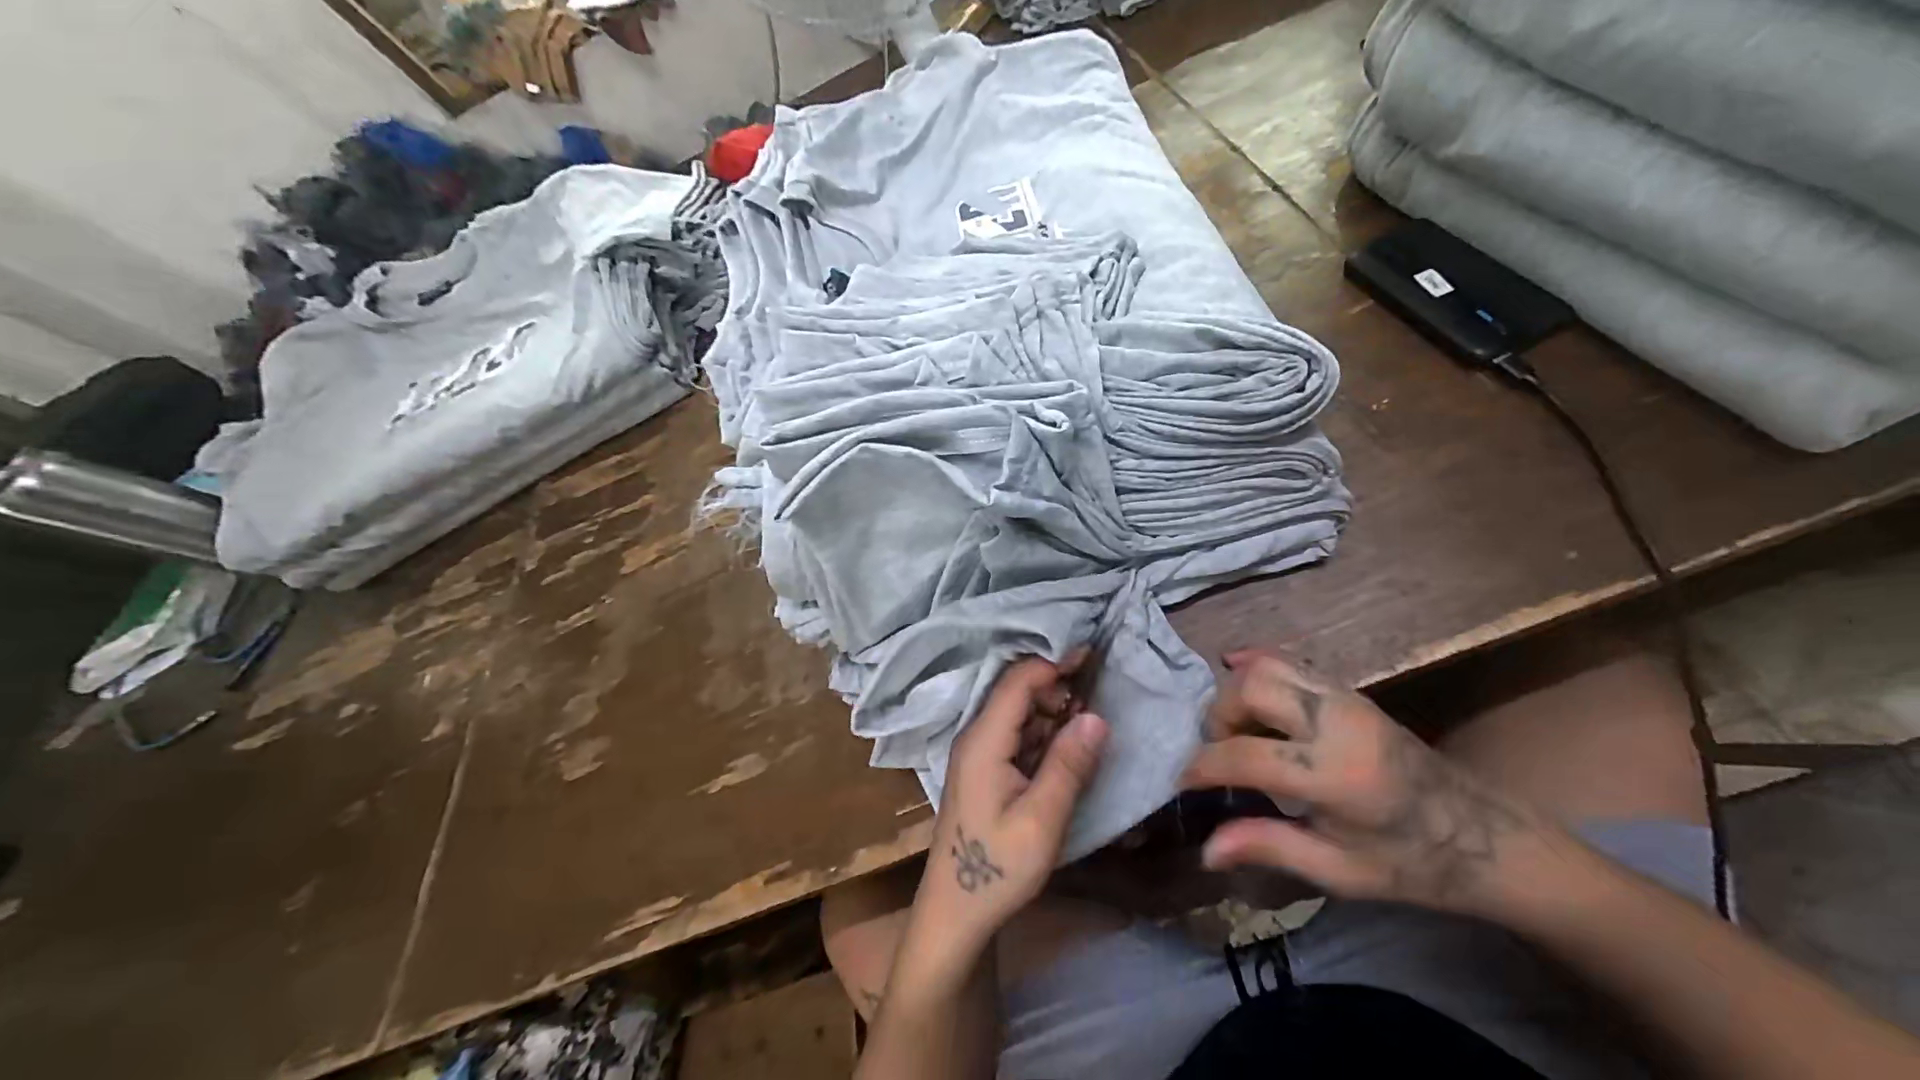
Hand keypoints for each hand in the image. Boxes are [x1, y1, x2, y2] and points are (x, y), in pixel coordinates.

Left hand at [917, 655, 1108, 954]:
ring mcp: (977, 753)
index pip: (1017, 681)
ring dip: (1052, 712)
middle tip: (1098, 701)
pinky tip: (1067, 749)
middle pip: (1016, 692)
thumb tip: (1097, 715)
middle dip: (1057, 688)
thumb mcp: (1042, 819)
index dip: (1053, 663)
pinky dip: (1042, 733)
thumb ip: (1068, 764)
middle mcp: (975, 737)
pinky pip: (1015, 735)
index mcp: (983, 740)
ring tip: (1089, 725)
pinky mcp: (984, 769)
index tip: (1093, 657)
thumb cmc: (998, 867)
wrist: (956, 910)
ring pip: (1017, 713)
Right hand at [1181, 649, 1545, 916]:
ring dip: (1236, 693)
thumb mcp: (1340, 871)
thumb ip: (1268, 847)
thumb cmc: (1413, 865)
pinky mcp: (1351, 691)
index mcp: (1334, 775)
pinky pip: (1290, 661)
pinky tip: (1238, 676)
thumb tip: (1205, 849)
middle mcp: (1337, 722)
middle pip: (1249, 688)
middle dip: (1218, 717)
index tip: (1183, 784)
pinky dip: (1257, 666)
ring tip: (1237, 730)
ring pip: (1266, 666)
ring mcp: (1346, 698)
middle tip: (1219, 753)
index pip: (1242, 755)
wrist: (1489, 839)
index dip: (1201, 768)